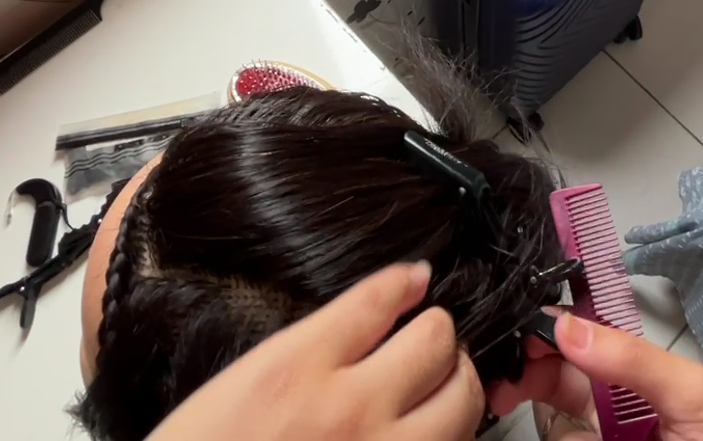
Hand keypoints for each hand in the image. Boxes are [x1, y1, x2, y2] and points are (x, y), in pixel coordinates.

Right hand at [148, 261, 484, 440]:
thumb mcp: (240, 386)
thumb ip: (310, 348)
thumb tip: (372, 312)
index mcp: (297, 369)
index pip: (378, 297)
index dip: (405, 280)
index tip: (416, 278)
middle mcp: (348, 412)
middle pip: (435, 339)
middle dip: (437, 331)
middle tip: (427, 339)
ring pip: (463, 400)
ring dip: (457, 384)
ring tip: (441, 386)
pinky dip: (449, 439)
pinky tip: (432, 436)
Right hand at [490, 314, 702, 440]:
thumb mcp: (691, 394)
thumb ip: (632, 357)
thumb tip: (569, 325)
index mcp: (636, 373)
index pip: (582, 337)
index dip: (548, 328)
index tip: (518, 327)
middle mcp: (613, 404)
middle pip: (554, 373)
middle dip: (525, 364)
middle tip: (500, 375)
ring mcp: (600, 436)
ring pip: (551, 413)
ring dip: (526, 395)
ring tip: (508, 395)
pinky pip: (560, 434)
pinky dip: (548, 426)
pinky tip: (540, 419)